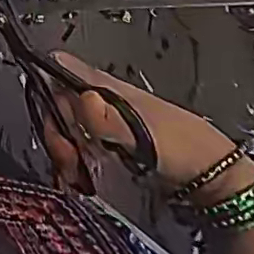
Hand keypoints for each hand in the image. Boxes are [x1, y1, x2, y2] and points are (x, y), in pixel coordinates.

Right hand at [41, 51, 252, 200]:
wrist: (207, 176)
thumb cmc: (181, 146)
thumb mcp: (143, 133)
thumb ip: (110, 119)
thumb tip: (82, 98)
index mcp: (103, 86)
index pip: (58, 72)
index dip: (46, 93)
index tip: (54, 124)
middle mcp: (97, 100)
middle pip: (55, 107)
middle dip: (55, 135)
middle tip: (70, 159)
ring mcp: (99, 124)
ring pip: (62, 131)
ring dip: (62, 155)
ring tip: (77, 175)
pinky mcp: (102, 146)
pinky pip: (74, 150)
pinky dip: (70, 166)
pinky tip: (79, 180)